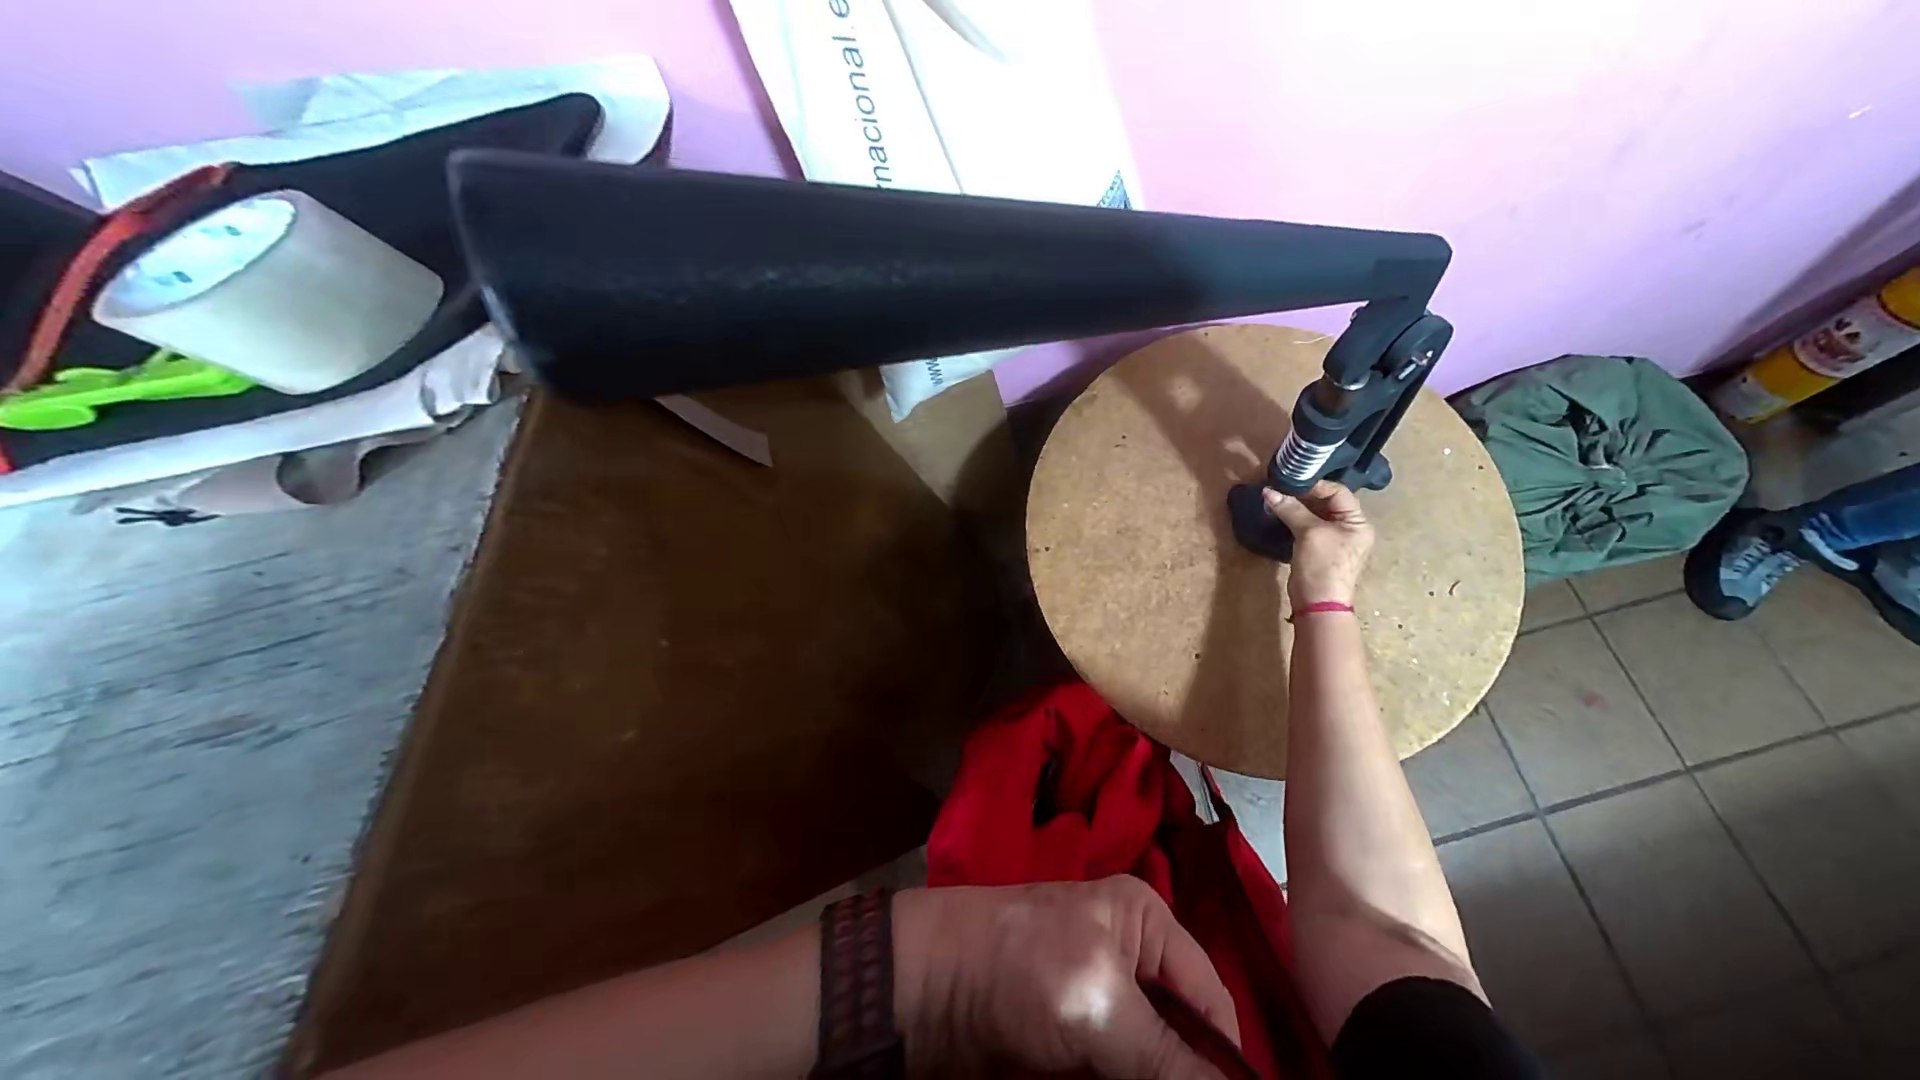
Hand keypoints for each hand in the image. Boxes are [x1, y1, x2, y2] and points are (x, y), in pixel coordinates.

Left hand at [893, 877, 1236, 1078]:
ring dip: (1153, 1076)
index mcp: (1145, 923)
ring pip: (1155, 1061)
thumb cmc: (1019, 967)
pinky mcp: (1081, 1042)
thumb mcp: (1100, 1003)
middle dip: (1186, 1073)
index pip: (1212, 998)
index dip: (1229, 1060)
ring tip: (1113, 1073)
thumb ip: (1170, 1058)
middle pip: (1187, 1037)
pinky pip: (1122, 1070)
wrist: (928, 988)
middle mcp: (1132, 959)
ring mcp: (1104, 1004)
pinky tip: (1105, 1079)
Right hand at [1263, 480, 1373, 606]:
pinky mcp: (1318, 549)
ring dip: (1296, 507)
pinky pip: (1307, 527)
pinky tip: (1279, 515)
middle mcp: (1349, 527)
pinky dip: (1294, 520)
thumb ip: (1290, 509)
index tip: (1289, 482)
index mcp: (1358, 521)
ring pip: (1315, 514)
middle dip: (1302, 495)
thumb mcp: (1309, 533)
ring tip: (1275, 499)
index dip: (1314, 485)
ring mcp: (1334, 539)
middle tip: (1279, 488)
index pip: (1338, 492)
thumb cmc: (1322, 565)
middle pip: (1326, 502)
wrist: (1318, 602)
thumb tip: (1268, 491)